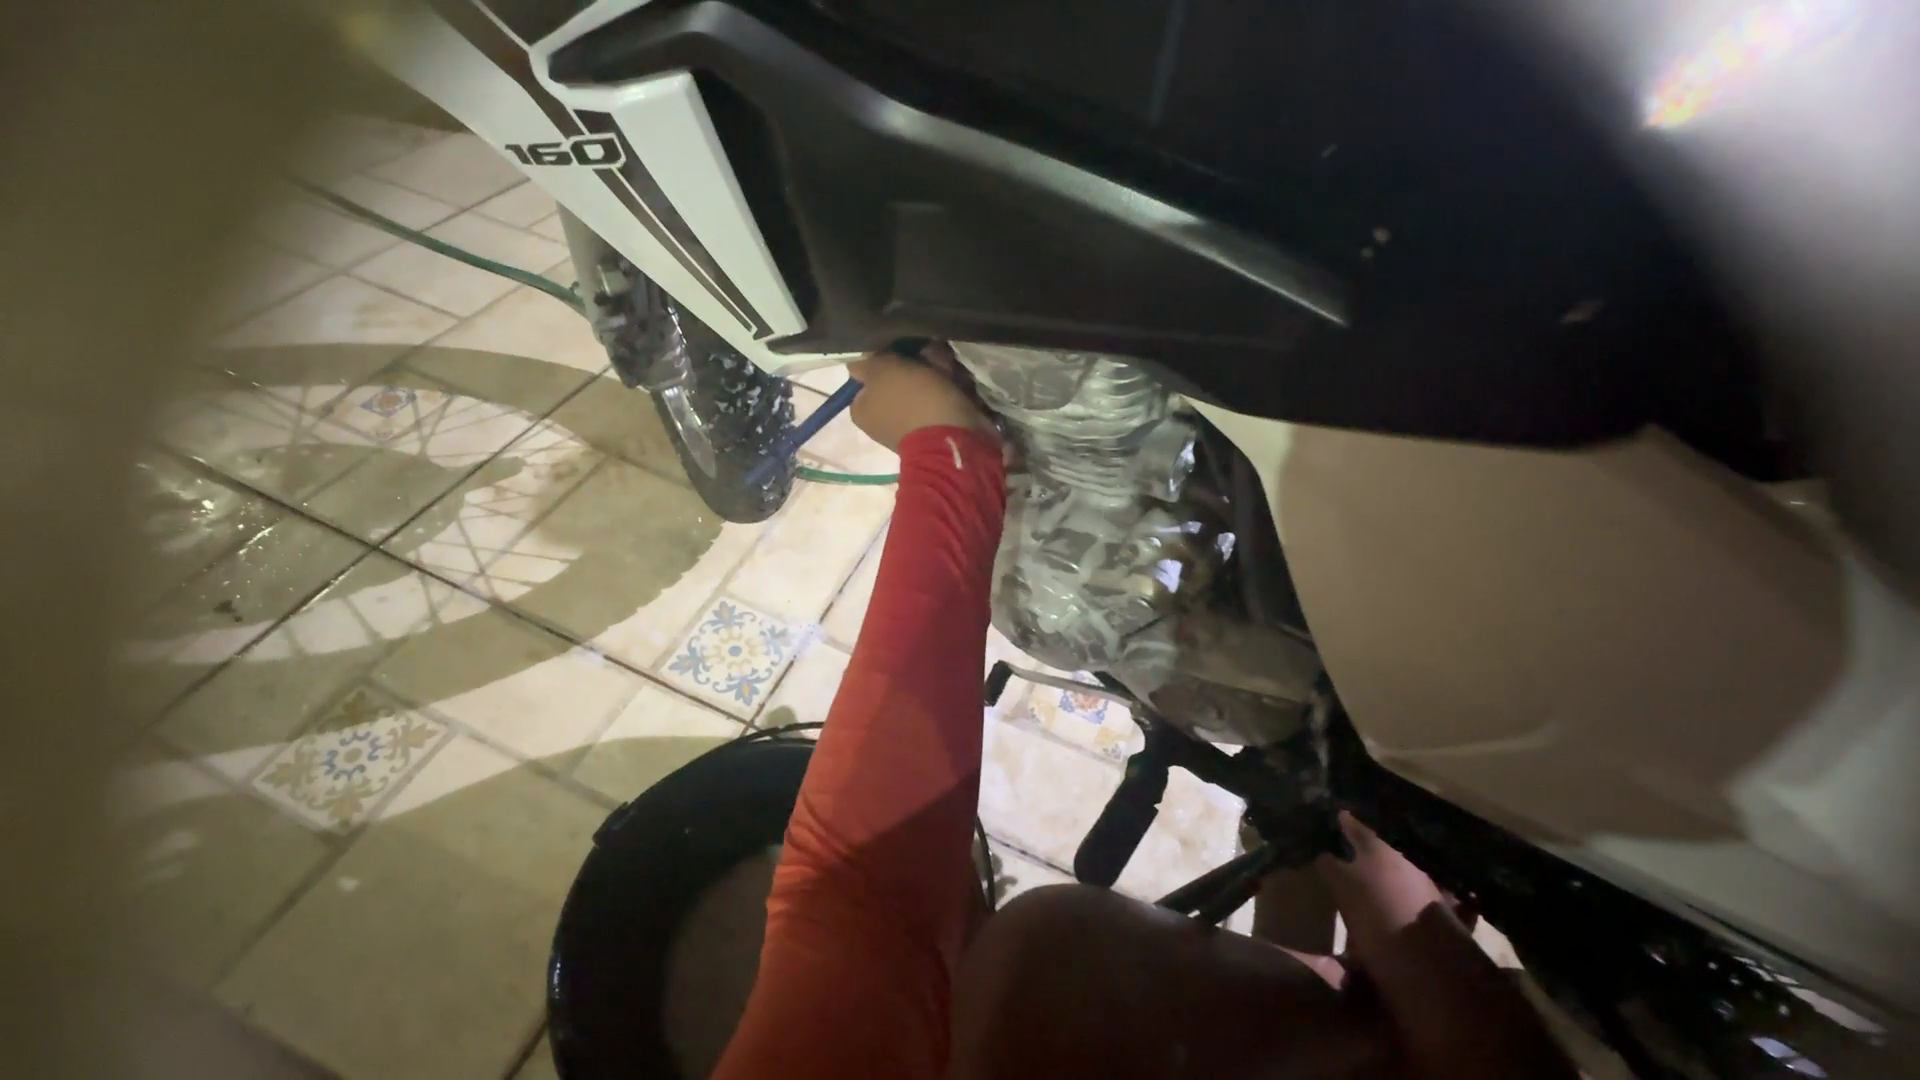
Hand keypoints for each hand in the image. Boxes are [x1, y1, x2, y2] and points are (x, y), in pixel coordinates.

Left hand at [847, 343, 997, 451]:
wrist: (953, 438)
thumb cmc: (912, 401)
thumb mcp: (882, 371)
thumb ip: (867, 363)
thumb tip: (856, 365)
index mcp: (863, 411)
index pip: (869, 376)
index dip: (883, 358)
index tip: (898, 348)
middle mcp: (884, 419)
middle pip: (897, 378)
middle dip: (915, 363)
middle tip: (928, 354)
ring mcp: (911, 424)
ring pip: (921, 385)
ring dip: (935, 371)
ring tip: (947, 367)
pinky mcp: (938, 427)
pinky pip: (941, 397)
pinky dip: (949, 386)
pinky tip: (958, 379)